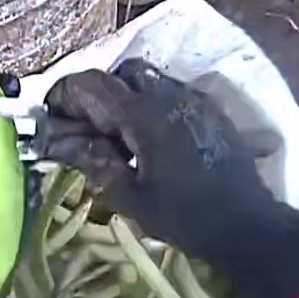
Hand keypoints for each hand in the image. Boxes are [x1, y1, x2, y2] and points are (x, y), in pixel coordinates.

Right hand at [43, 60, 298, 297]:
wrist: (247, 224)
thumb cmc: (184, 217)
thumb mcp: (129, 197)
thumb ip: (94, 162)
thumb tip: (60, 142)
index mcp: (147, 117)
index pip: (95, 85)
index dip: (66, 95)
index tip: (51, 115)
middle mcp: (171, 96)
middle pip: (123, 73)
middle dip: (97, 93)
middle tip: (85, 126)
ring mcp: (195, 99)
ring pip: (148, 80)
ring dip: (123, 99)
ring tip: (114, 136)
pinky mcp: (209, 110)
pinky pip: (169, 93)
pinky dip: (147, 106)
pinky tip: (144, 140)